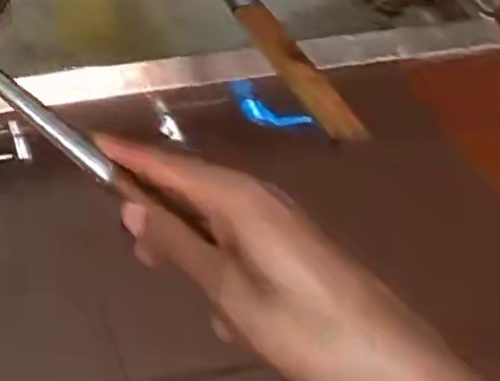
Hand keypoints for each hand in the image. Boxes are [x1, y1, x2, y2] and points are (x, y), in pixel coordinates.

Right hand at [97, 134, 475, 380]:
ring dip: (185, 240)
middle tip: (129, 241)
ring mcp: (277, 218)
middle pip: (187, 185)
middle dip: (154, 207)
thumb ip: (177, 245)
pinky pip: (236, 236)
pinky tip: (226, 308)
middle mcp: (255, 195)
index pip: (166, 163)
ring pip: (210, 214)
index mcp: (236, 196)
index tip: (91, 141)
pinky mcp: (293, 244)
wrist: (408, 374)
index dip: (127, 153)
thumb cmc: (310, 329)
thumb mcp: (231, 292)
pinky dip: (218, 258)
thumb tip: (129, 205)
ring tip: (168, 273)